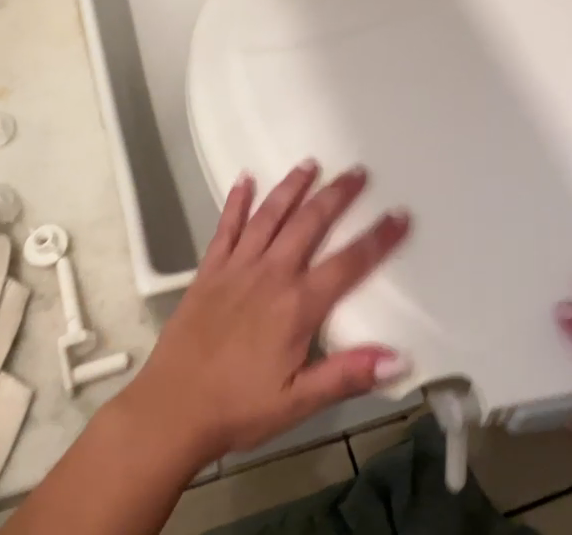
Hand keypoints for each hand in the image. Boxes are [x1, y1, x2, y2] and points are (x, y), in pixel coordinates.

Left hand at [115, 160, 411, 467]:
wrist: (172, 407)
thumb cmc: (239, 407)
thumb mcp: (299, 402)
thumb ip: (348, 375)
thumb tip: (399, 358)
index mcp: (297, 306)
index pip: (348, 264)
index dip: (378, 239)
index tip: (399, 216)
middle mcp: (269, 275)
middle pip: (309, 224)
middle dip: (336, 196)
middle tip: (357, 172)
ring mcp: (236, 268)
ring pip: (269, 216)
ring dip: (291, 187)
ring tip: (310, 164)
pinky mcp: (208, 271)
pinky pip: (226, 227)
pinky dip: (236, 201)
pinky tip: (245, 180)